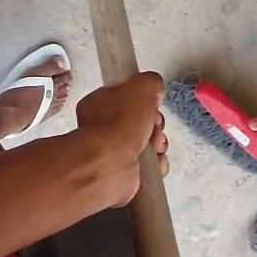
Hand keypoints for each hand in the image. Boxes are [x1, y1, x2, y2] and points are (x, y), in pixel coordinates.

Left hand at [73, 71, 168, 207]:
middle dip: (155, 123)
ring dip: (158, 145)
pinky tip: (155, 163)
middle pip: (139, 122)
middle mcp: (102, 128)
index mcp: (98, 103)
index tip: (153, 103)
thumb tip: (155, 89)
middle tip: (156, 126)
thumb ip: (150, 82)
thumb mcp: (140, 87)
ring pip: (146, 145)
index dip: (144, 100)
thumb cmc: (122, 120)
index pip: (125, 98)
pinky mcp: (124, 175)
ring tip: (157, 147)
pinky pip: (148, 167)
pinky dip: (156, 165)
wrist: (111, 164)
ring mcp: (112, 153)